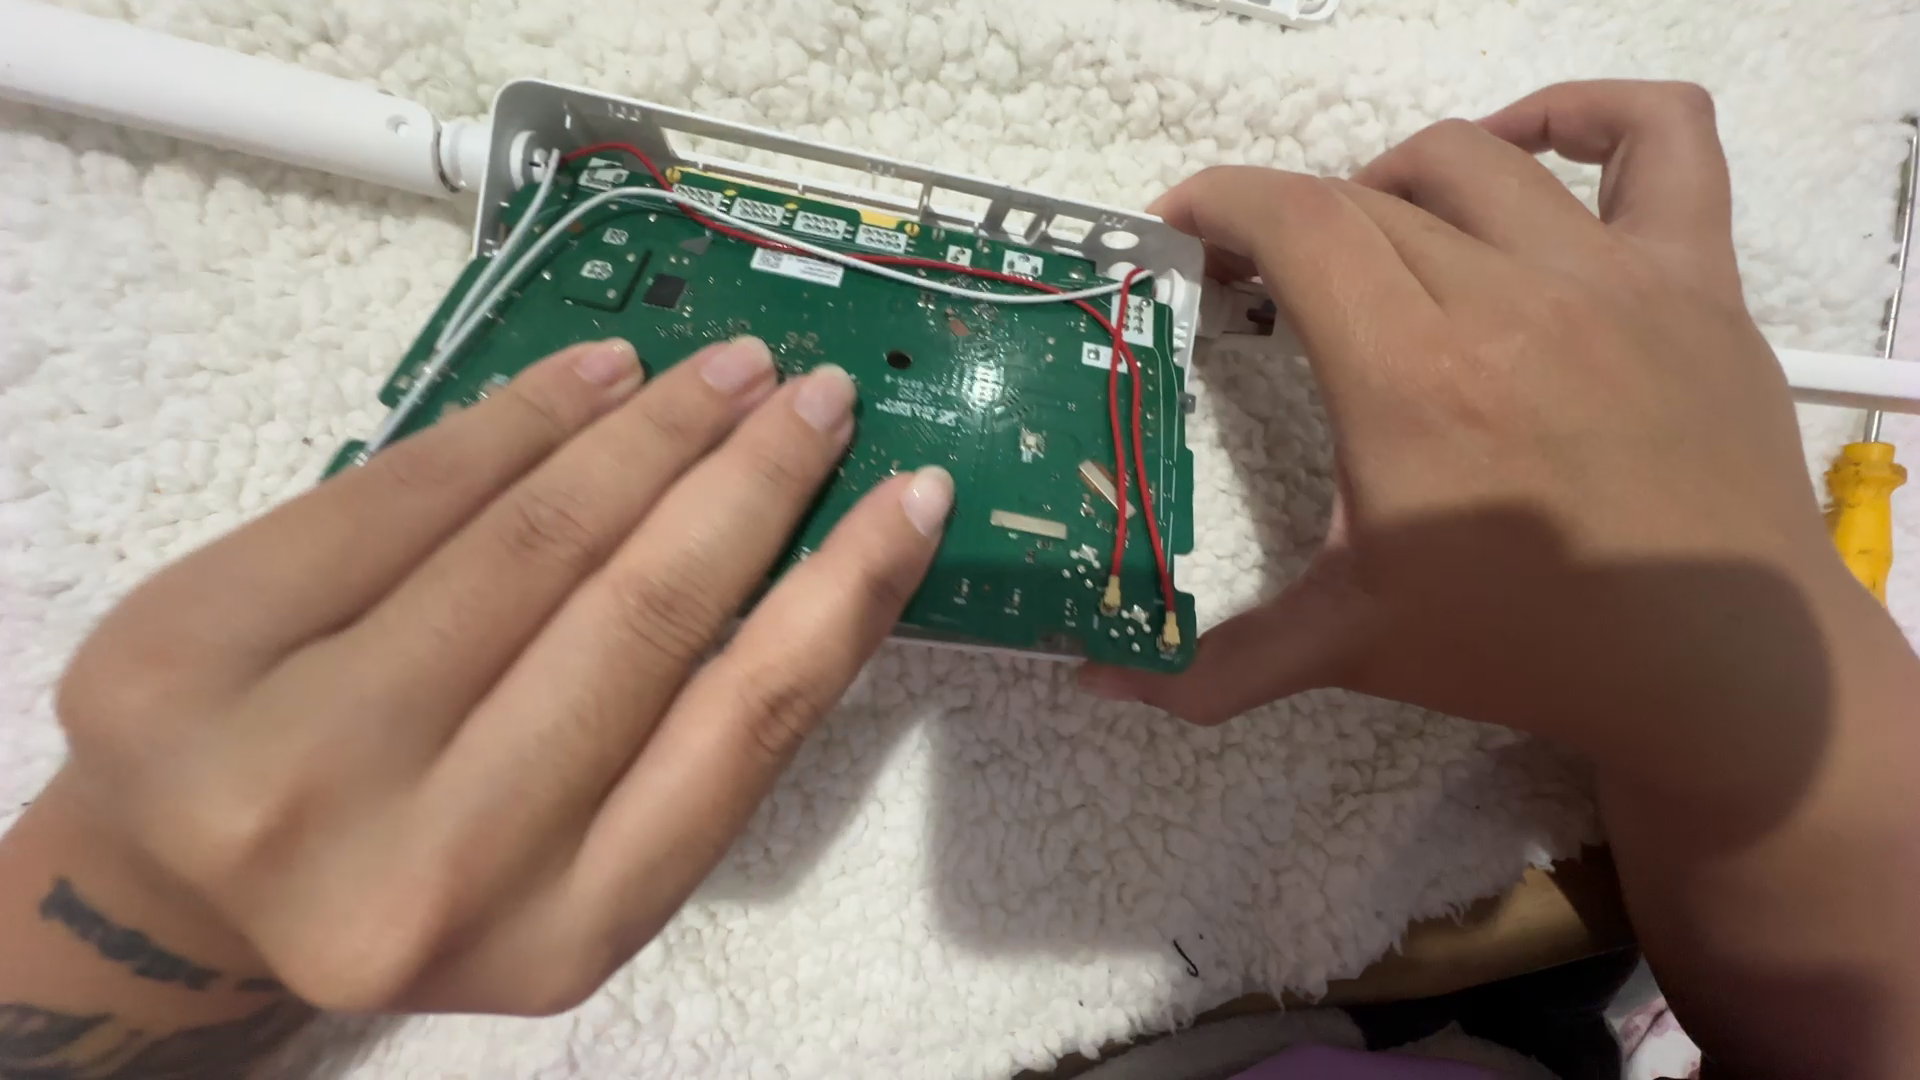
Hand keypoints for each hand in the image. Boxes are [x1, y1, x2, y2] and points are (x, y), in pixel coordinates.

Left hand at [42, 336, 951, 1013]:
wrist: (201, 886)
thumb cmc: (453, 854)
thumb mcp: (604, 837)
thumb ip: (703, 717)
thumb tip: (822, 551)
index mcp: (576, 920)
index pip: (751, 719)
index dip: (851, 588)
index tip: (917, 496)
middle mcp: (439, 865)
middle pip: (647, 612)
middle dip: (758, 477)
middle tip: (821, 395)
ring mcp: (291, 763)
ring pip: (536, 537)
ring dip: (660, 425)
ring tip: (732, 367)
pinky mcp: (181, 654)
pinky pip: (405, 491)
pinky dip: (526, 414)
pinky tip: (605, 371)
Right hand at [1083, 82, 1854, 781]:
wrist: (1722, 668)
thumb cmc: (1515, 645)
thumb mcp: (1343, 650)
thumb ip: (1212, 667)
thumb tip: (1097, 685)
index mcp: (1409, 383)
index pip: (1301, 228)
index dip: (1223, 202)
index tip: (1174, 222)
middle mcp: (1507, 303)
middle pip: (1361, 200)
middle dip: (1275, 218)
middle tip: (1238, 277)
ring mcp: (1615, 279)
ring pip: (1473, 160)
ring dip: (1380, 182)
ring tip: (1350, 242)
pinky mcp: (1696, 280)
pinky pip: (1659, 137)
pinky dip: (1575, 116)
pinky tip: (1517, 157)